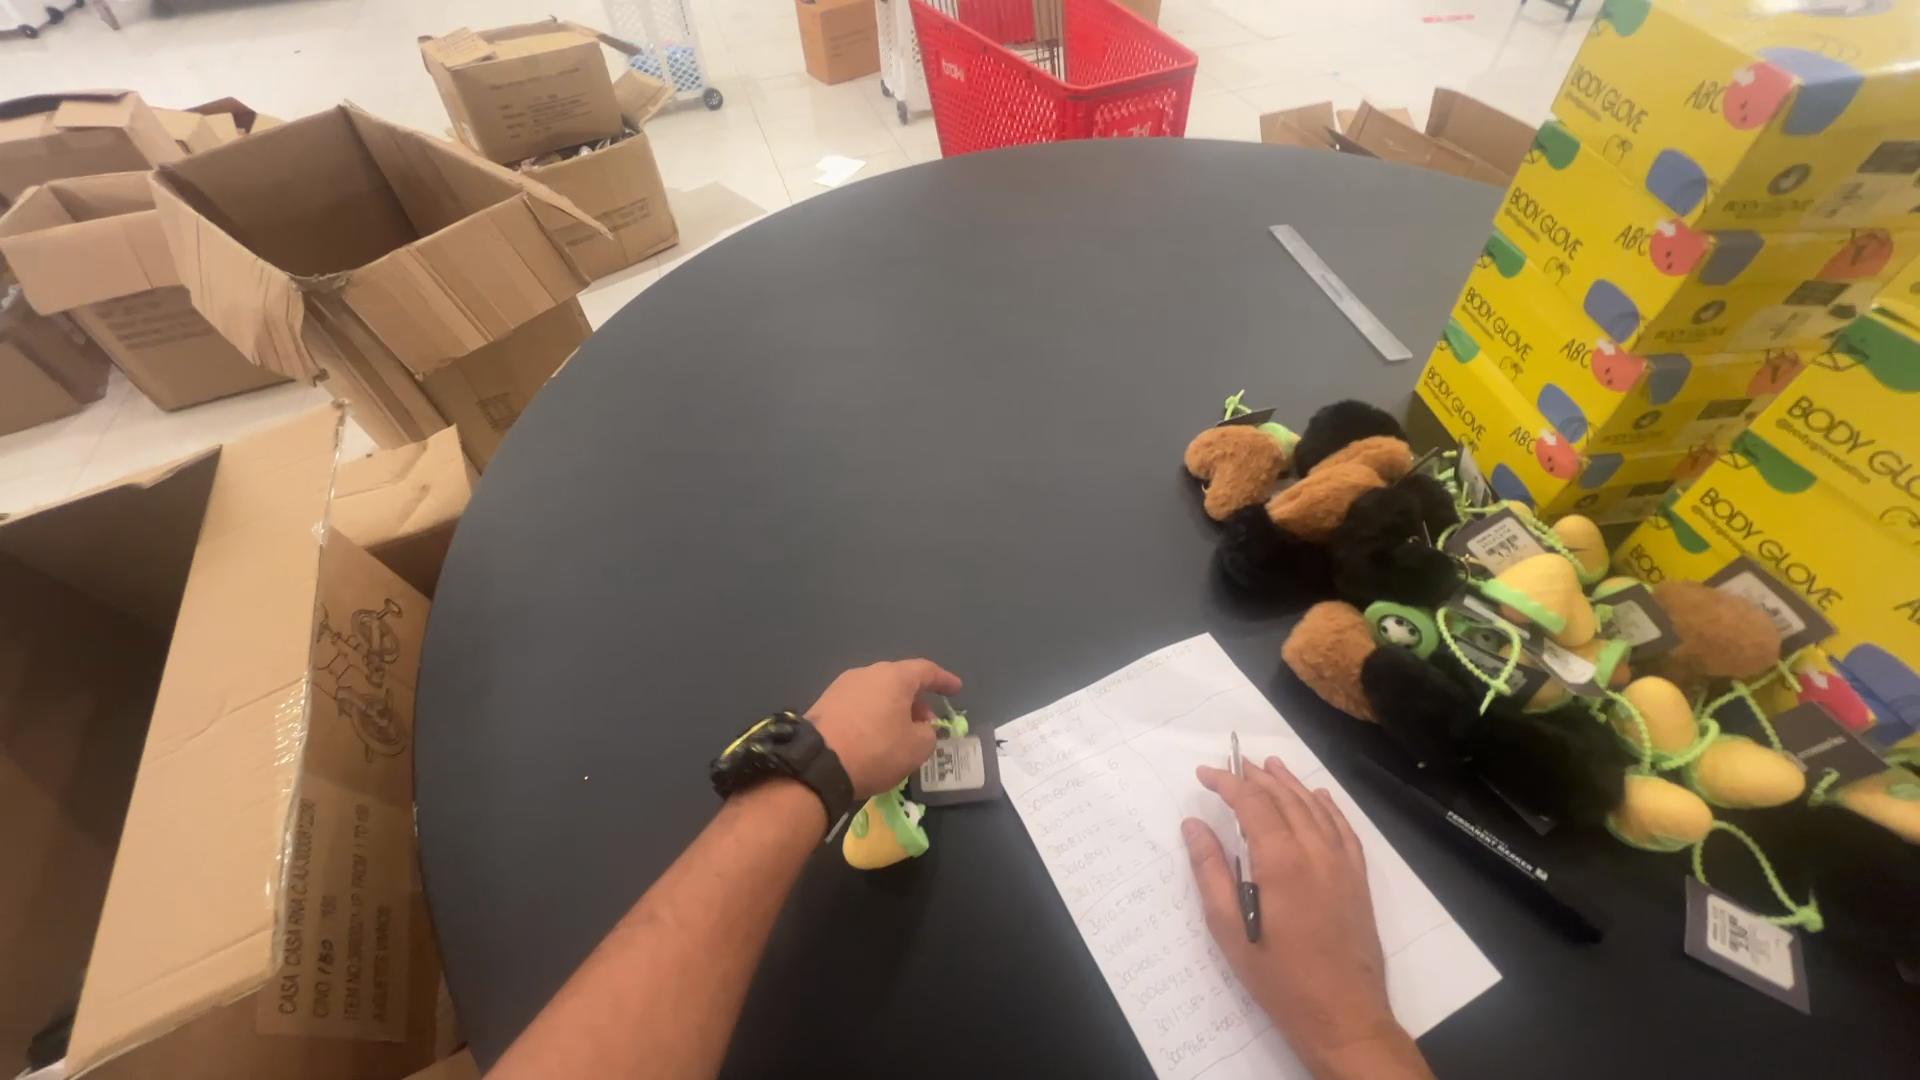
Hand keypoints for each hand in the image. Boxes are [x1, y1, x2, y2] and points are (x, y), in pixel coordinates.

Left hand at [806, 660, 962, 797]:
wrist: (817, 764)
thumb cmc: (876, 750)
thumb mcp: (916, 748)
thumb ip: (929, 733)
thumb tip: (922, 728)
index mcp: (894, 677)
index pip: (926, 670)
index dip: (944, 680)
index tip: (956, 689)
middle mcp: (868, 673)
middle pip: (900, 682)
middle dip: (917, 701)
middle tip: (927, 725)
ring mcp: (843, 686)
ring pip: (879, 693)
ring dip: (894, 710)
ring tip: (900, 735)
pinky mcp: (825, 703)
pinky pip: (860, 705)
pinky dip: (873, 717)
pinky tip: (874, 738)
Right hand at [1183, 758, 1429, 1079]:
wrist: (1346, 1020)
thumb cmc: (1280, 978)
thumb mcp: (1230, 929)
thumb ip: (1210, 871)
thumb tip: (1193, 826)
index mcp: (1280, 861)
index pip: (1251, 802)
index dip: (1227, 782)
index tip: (1204, 774)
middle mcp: (1314, 852)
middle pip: (1284, 798)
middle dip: (1256, 776)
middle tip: (1232, 763)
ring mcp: (1342, 865)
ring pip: (1314, 808)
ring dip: (1289, 783)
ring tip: (1270, 764)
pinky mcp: (1358, 881)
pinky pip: (1344, 830)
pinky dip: (1328, 807)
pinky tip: (1319, 796)